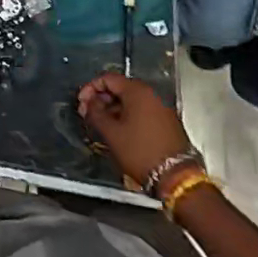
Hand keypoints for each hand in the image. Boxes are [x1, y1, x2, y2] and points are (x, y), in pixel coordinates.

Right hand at [78, 73, 191, 188]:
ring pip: (131, 101)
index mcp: (137, 92)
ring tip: (101, 124)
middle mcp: (152, 95)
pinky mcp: (167, 122)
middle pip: (120, 88)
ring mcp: (162, 108)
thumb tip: (88, 104)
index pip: (107, 79)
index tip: (81, 103)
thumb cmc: (140, 151)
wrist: (176, 177)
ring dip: (113, 109)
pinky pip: (142, 111)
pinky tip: (119, 130)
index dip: (90, 88)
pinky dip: (127, 116)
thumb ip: (94, 113)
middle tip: (88, 113)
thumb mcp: (111, 132)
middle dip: (101, 99)